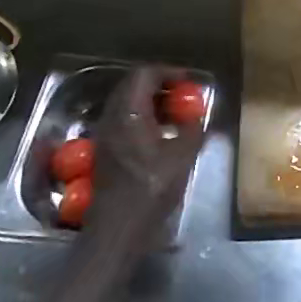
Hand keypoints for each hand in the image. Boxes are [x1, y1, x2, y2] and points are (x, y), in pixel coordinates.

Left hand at [86, 66, 206, 242]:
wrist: (117, 230)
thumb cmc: (150, 191)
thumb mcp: (182, 158)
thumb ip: (192, 130)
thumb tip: (197, 115)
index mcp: (128, 113)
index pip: (144, 74)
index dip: (167, 71)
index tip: (187, 80)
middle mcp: (111, 117)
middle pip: (131, 85)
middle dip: (158, 83)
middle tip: (182, 92)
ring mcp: (104, 134)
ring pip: (125, 103)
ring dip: (149, 101)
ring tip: (174, 112)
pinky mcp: (104, 151)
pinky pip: (122, 120)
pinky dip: (141, 117)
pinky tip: (159, 134)